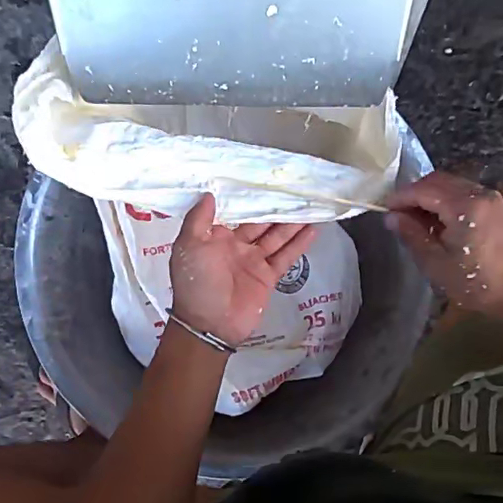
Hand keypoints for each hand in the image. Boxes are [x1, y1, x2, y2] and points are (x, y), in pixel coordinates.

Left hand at [169, 194, 317, 345]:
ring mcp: (252, 262)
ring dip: (291, 222)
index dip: (248, 198)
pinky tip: (313, 229)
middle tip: (295, 188)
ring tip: (309, 204)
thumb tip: (210, 193)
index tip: (262, 179)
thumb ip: (198, 219)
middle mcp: (235, 246)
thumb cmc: (196, 283)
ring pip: (276, 237)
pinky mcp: (267, 277)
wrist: (210, 324)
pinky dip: (299, 244)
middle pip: (259, 222)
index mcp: (214, 237)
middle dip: (275, 207)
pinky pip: (285, 257)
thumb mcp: (188, 246)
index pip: (234, 212)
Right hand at [385, 172, 502, 316]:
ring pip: (449, 184)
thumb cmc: (470, 282)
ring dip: (427, 195)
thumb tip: (391, 217)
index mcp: (464, 207)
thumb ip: (411, 234)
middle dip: (413, 193)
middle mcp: (479, 194)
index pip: (425, 190)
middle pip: (438, 180)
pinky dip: (442, 199)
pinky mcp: (492, 204)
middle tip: (396, 213)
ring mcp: (489, 197)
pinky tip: (433, 219)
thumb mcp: (433, 262)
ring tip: (412, 217)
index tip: (383, 209)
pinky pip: (461, 192)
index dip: (401, 197)